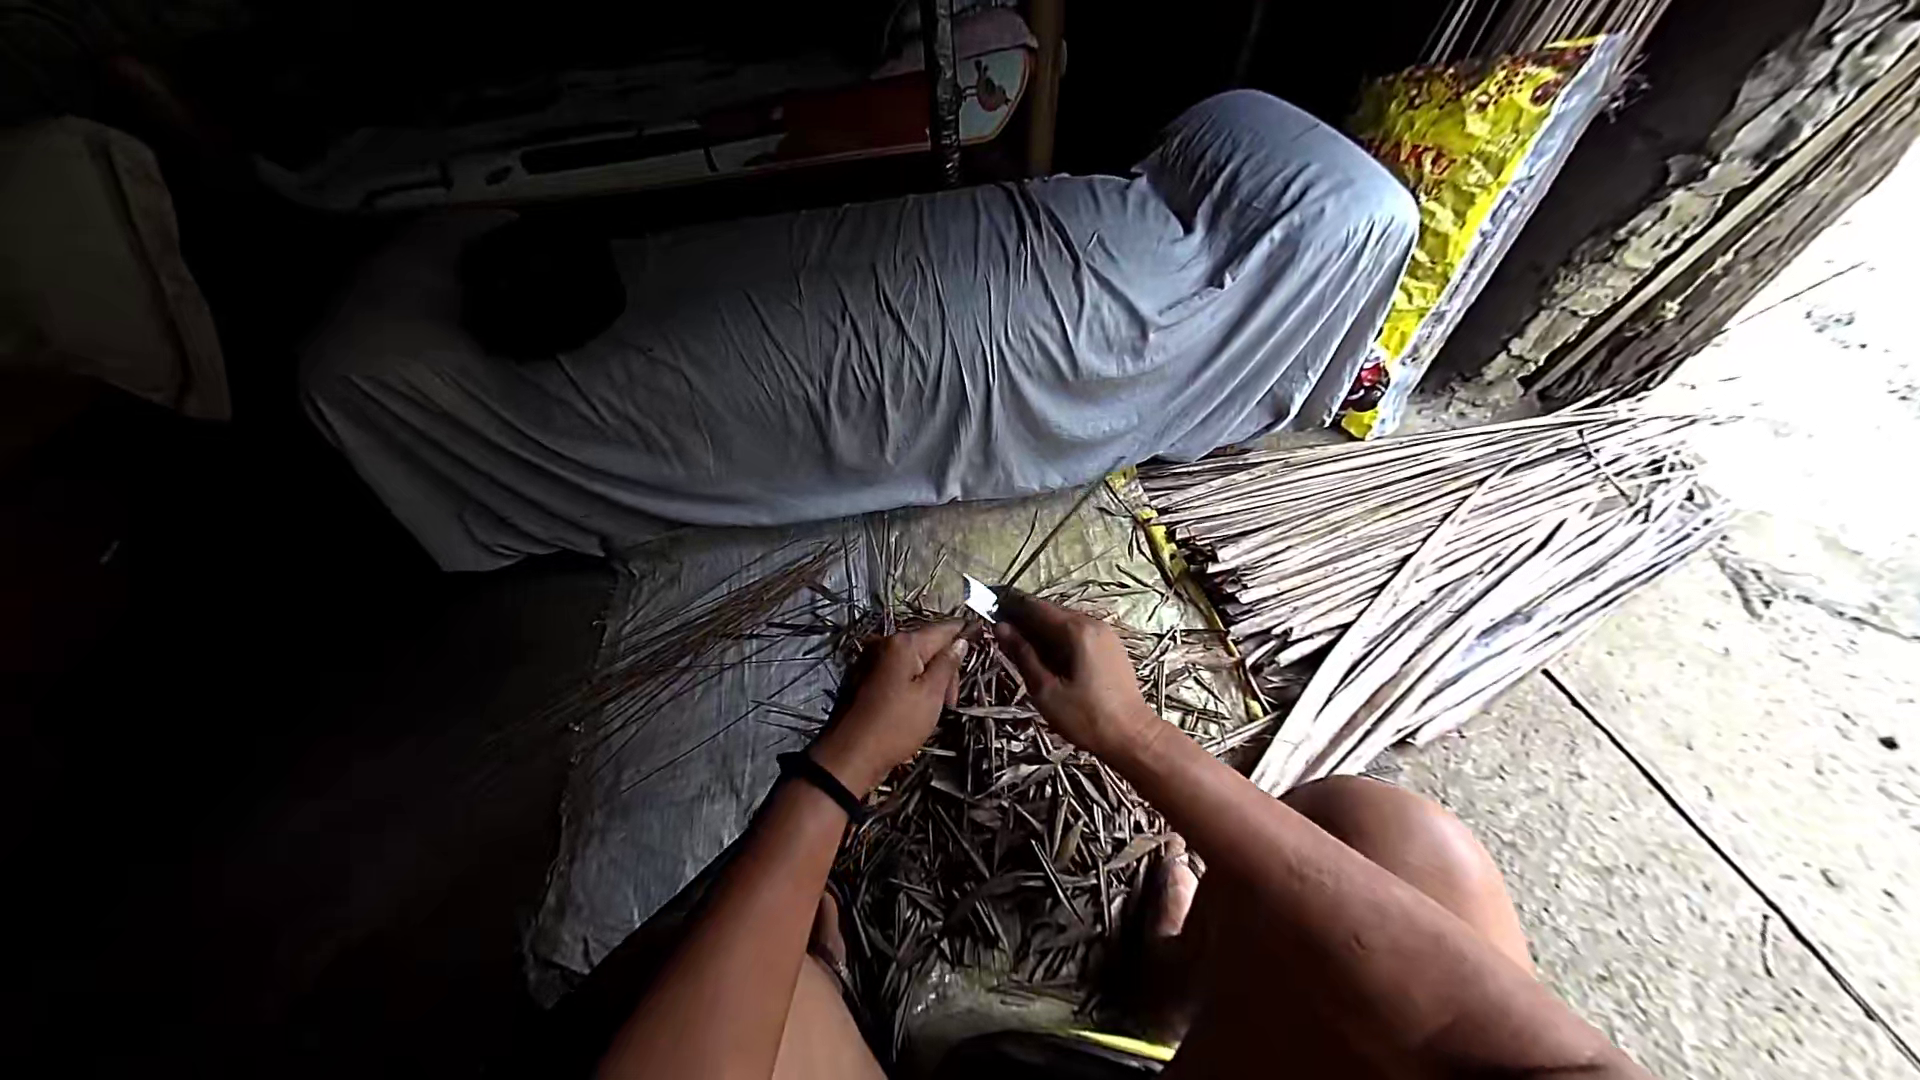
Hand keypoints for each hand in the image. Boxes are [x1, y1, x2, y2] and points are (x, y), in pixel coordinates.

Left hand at [810, 621, 968, 796]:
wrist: (850, 756)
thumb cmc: (895, 725)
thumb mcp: (931, 695)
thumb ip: (947, 664)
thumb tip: (960, 641)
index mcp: (904, 644)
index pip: (943, 629)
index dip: (963, 634)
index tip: (980, 638)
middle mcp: (885, 644)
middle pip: (928, 645)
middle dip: (945, 667)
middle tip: (951, 700)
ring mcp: (872, 660)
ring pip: (913, 660)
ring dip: (930, 677)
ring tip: (935, 708)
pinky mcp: (865, 678)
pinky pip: (897, 671)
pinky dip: (911, 683)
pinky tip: (915, 706)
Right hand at [991, 592, 1163, 760]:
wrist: (1134, 738)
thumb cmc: (1087, 718)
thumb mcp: (1046, 690)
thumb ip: (1022, 655)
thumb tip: (1001, 627)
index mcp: (1077, 630)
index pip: (1036, 607)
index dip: (1011, 606)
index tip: (989, 610)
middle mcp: (1093, 624)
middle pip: (1051, 613)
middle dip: (1025, 621)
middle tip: (1001, 637)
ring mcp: (1105, 635)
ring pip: (1064, 624)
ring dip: (1041, 632)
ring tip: (1020, 650)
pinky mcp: (1111, 648)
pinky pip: (1078, 634)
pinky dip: (1059, 640)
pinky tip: (1047, 659)